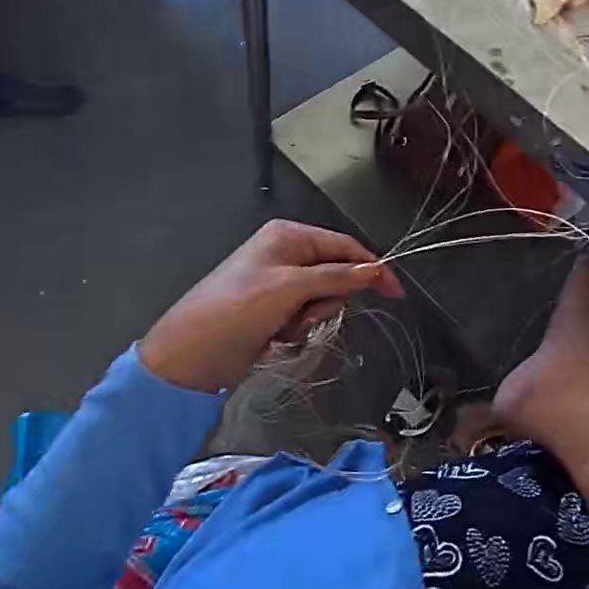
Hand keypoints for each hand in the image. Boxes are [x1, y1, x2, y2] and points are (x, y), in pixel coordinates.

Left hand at [138, 220, 403, 391]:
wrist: (193, 352)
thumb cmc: (239, 308)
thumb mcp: (289, 287)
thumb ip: (335, 277)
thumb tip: (374, 269)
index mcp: (287, 235)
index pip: (342, 245)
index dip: (369, 267)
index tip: (395, 293)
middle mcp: (284, 254)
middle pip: (334, 274)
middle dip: (326, 300)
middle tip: (304, 314)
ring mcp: (278, 283)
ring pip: (321, 300)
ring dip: (309, 318)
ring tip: (283, 327)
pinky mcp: (272, 310)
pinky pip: (303, 317)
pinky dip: (295, 329)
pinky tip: (274, 336)